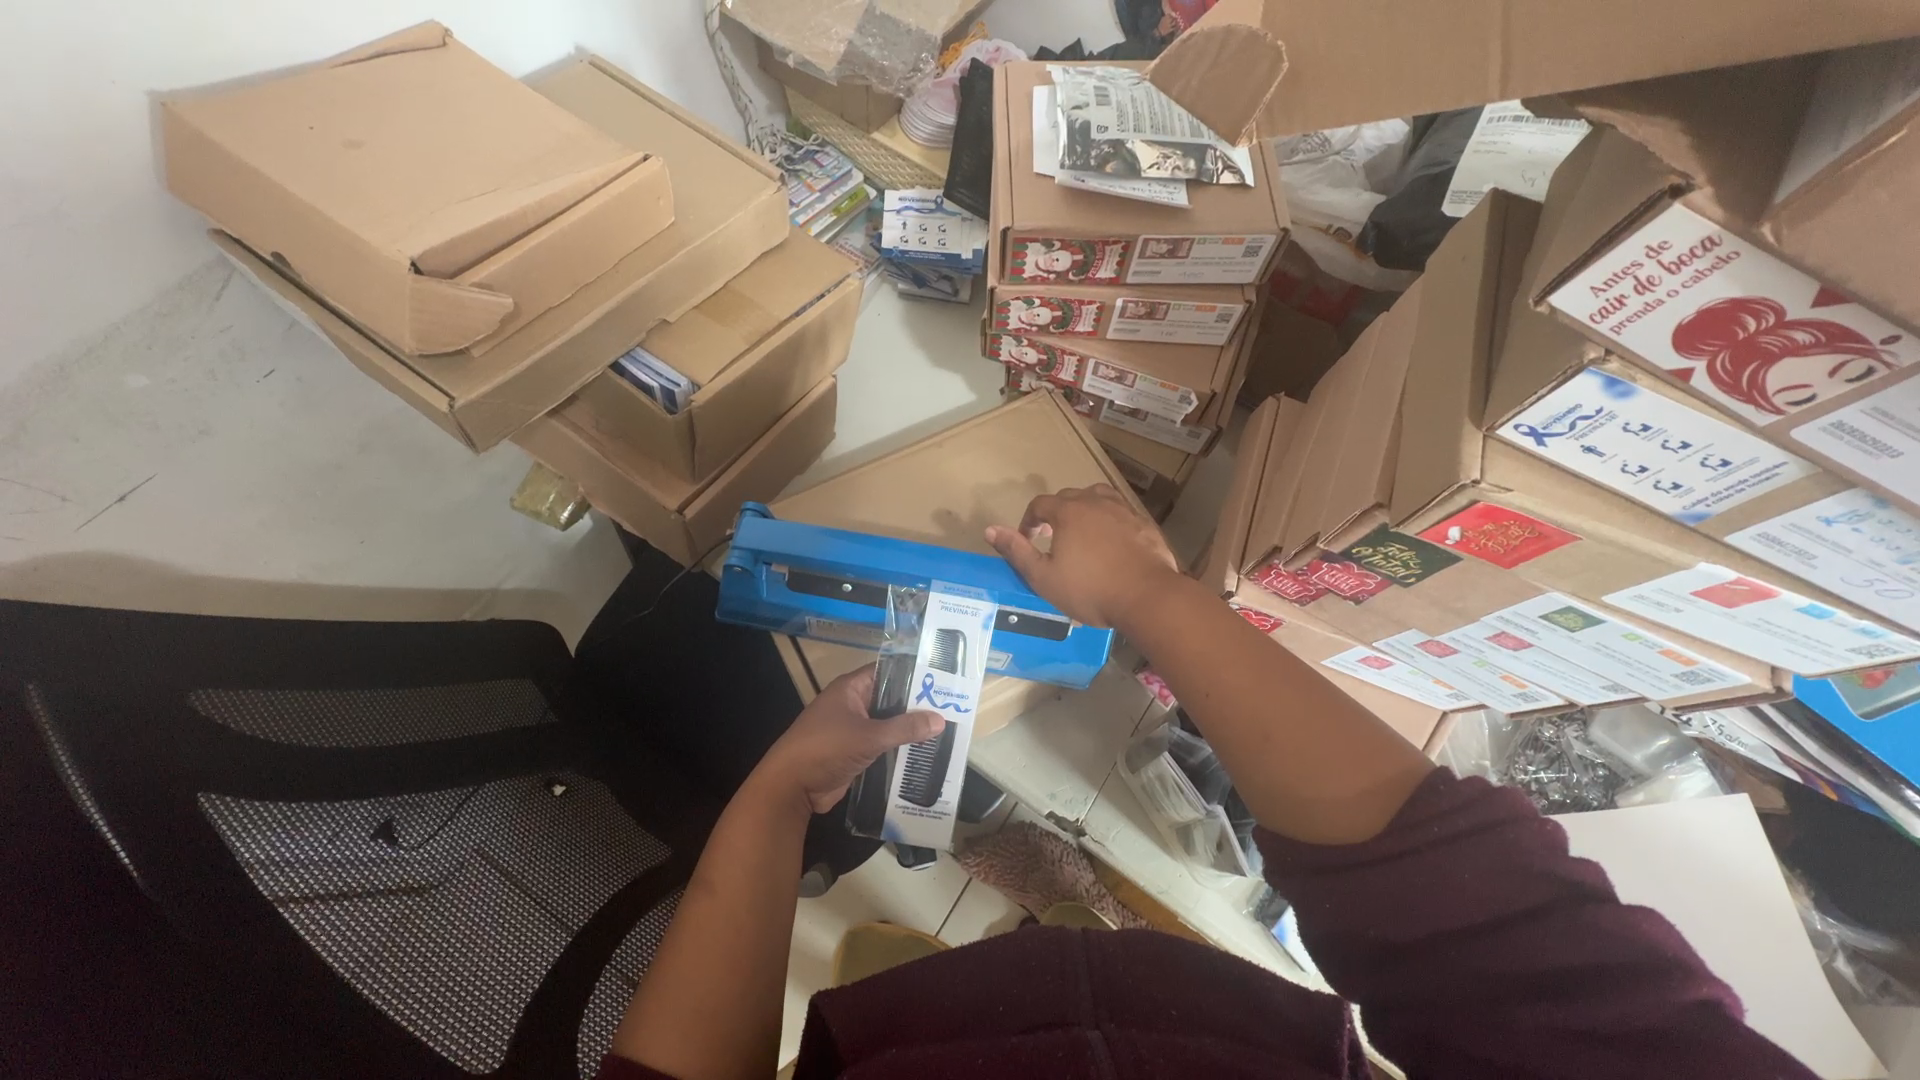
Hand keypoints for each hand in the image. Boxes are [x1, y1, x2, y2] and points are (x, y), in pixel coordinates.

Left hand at [754, 664, 944, 814]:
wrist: (791, 787)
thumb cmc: (826, 749)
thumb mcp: (869, 736)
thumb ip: (904, 728)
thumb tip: (940, 719)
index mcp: (851, 689)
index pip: (887, 671)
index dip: (912, 673)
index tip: (942, 678)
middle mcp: (852, 704)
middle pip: (890, 699)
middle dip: (916, 704)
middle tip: (952, 706)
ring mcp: (853, 729)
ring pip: (887, 724)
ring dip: (909, 729)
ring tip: (946, 729)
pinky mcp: (855, 752)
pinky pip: (882, 745)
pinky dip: (899, 748)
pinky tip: (925, 752)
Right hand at [985, 483, 1180, 627]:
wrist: (1147, 597)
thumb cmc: (1090, 590)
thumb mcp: (1044, 577)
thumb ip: (1017, 552)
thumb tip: (990, 530)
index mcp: (1068, 512)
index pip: (1040, 504)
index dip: (1029, 520)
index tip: (1028, 539)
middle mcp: (1096, 502)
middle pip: (1069, 497)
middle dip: (1056, 513)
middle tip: (1052, 537)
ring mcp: (1124, 510)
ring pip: (1099, 498)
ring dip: (1085, 510)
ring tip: (1082, 532)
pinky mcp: (1145, 524)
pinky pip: (1121, 513)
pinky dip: (1110, 521)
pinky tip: (1112, 542)